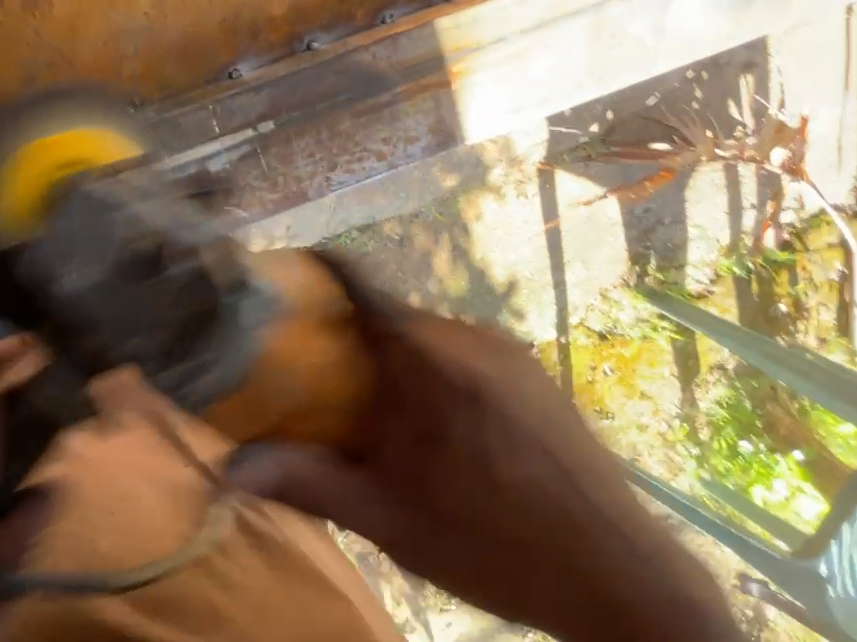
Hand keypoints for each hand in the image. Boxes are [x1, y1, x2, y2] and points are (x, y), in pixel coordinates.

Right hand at [226, 262, 740, 641]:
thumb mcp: (389, 522)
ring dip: (386, 358)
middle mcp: (466, 335)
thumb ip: (306, 483)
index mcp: (427, 357)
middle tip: (311, 381)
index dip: (308, 272)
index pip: (353, 280)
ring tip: (370, 412)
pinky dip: (425, 370)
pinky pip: (456, 351)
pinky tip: (431, 427)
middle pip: (382, 312)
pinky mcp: (532, 372)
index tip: (273, 287)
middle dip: (341, 337)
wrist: (629, 585)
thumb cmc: (496, 547)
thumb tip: (227, 469)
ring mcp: (506, 351)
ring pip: (420, 333)